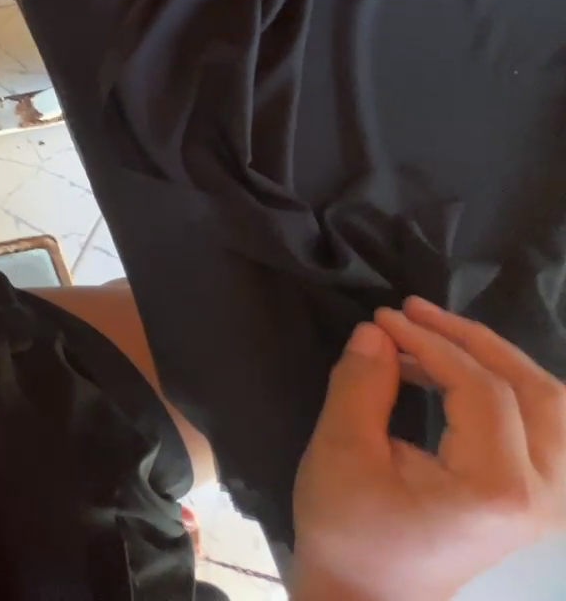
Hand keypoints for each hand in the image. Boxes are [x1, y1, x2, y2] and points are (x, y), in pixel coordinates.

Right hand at [291, 298, 565, 600]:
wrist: (371, 589)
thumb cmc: (349, 522)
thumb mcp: (340, 449)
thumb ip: (361, 387)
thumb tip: (375, 333)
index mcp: (498, 485)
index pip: (484, 391)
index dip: (432, 343)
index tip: (381, 317)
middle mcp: (547, 494)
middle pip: (542, 396)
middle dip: (477, 343)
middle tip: (415, 311)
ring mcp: (551, 500)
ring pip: (552, 410)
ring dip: (495, 362)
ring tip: (431, 335)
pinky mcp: (537, 498)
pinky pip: (542, 429)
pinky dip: (501, 388)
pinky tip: (448, 375)